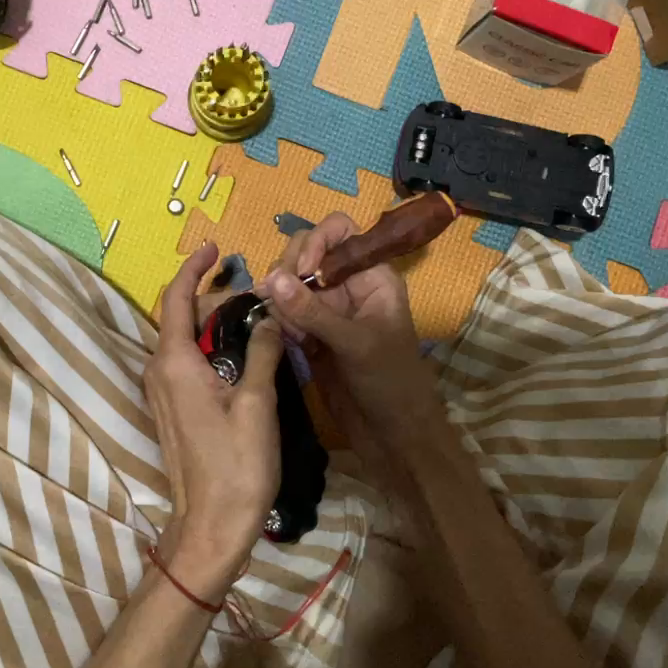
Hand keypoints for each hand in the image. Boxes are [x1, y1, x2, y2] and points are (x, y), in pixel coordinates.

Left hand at [146, 243, 284, 603]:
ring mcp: (161, 390)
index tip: (216, 248)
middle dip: (217, 299)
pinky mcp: (170, 407)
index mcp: (174, 361)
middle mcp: (158, 369)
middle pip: (183, 316)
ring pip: (185, 340)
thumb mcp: (256, 401)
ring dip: (216, 324)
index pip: (176, 297)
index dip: (194, 267)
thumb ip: (260, 350)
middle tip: (259, 298)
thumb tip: (268, 315)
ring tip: (258, 322)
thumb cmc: (236, 463)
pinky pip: (187, 362)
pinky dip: (211, 347)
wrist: (211, 525)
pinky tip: (242, 354)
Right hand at [259, 213, 434, 434]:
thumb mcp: (355, 344)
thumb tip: (272, 278)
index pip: (341, 231)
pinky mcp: (311, 333)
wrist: (395, 437)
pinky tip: (279, 334)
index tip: (304, 271)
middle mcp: (348, 285)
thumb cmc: (391, 384)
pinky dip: (277, 316)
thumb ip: (313, 311)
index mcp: (372, 276)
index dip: (317, 241)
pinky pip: (286, 310)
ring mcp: (328, 310)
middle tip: (276, 296)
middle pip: (309, 251)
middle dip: (290, 268)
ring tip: (278, 320)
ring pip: (292, 281)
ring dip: (279, 294)